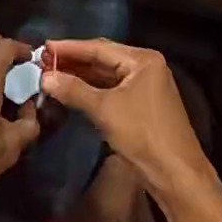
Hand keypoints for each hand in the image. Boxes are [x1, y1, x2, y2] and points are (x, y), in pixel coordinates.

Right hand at [40, 39, 215, 201]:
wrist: (176, 175)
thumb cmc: (143, 135)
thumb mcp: (105, 110)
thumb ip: (75, 90)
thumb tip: (45, 77)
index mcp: (142, 59)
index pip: (100, 47)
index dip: (70, 47)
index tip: (44, 46)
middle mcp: (145, 66)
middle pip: (104, 58)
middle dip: (74, 60)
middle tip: (44, 60)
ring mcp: (145, 85)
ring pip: (107, 75)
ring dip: (82, 75)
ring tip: (52, 73)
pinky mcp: (142, 104)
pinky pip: (112, 89)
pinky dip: (92, 90)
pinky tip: (73, 91)